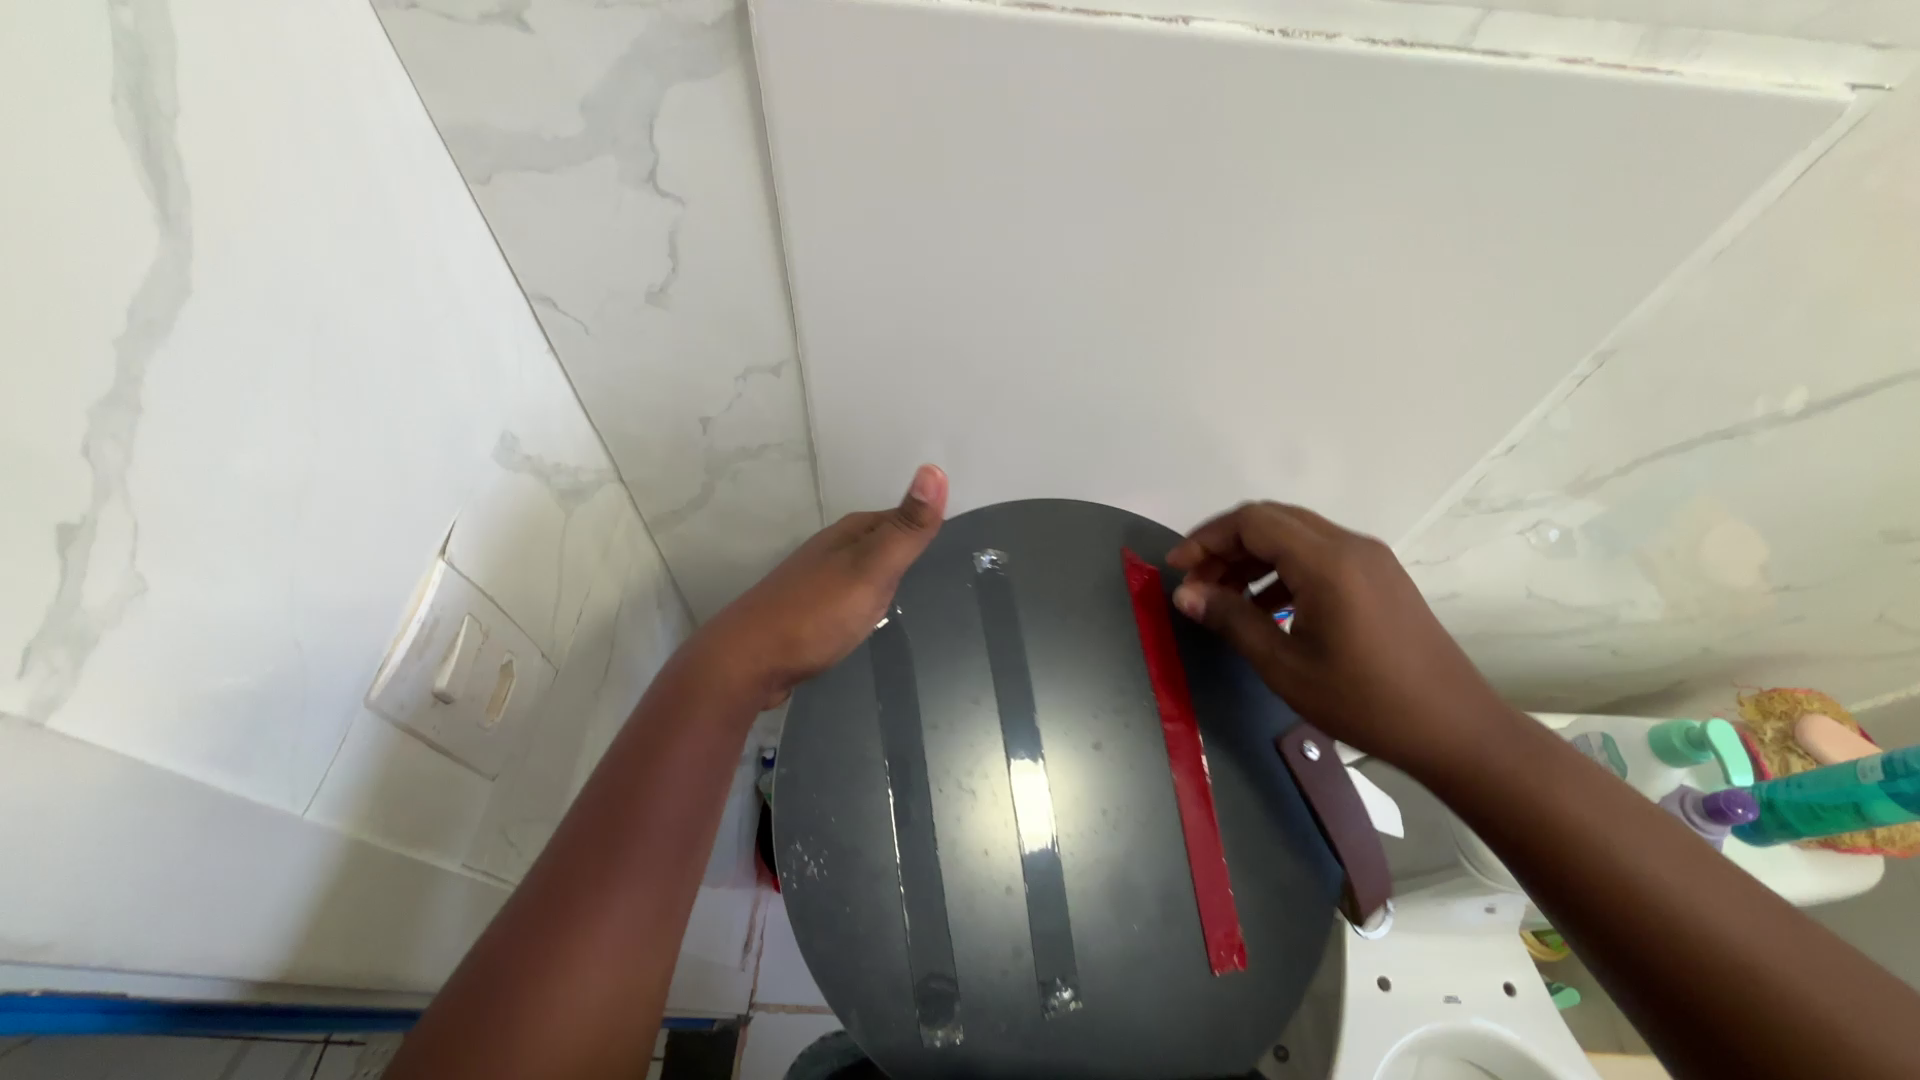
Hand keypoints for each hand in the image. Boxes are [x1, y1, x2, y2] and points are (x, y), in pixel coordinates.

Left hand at [696, 465, 948, 707]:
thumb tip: (934, 469)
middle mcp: (830, 551)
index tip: (951, 540)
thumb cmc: (818, 613)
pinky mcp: (807, 615)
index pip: (898, 518)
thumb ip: (906, 528)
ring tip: (905, 599)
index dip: (922, 527)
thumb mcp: (873, 568)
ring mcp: (815, 583)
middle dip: (904, 555)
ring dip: (882, 582)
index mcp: (849, 535)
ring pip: (861, 574)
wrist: (749, 661)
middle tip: (935, 573)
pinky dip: (862, 607)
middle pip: (879, 545)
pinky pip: (846, 601)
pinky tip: (865, 623)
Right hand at [1166, 501, 1515, 772]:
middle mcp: (1350, 546)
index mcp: (1327, 561)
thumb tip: (1185, 593)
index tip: (1176, 571)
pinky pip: (1318, 556)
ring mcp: (1369, 559)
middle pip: (1272, 521)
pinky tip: (1264, 608)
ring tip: (1222, 598)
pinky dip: (1282, 570)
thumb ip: (1231, 619)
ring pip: (1295, 536)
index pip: (1252, 522)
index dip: (1206, 540)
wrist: (1453, 728)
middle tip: (1196, 584)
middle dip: (1225, 546)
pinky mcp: (1379, 577)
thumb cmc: (1363, 700)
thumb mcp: (1284, 664)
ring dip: (1252, 558)